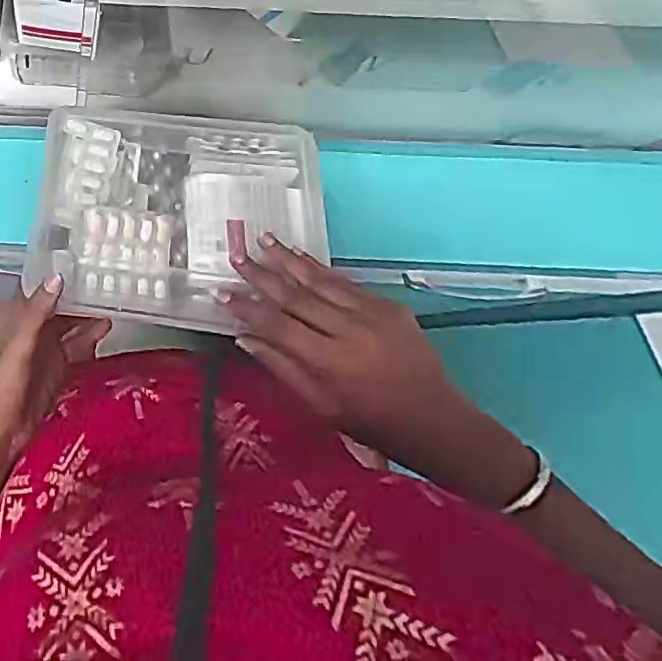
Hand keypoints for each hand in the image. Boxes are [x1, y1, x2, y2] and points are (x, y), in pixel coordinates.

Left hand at [0, 276, 110, 490]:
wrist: (2, 436)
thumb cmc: (3, 388)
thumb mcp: (20, 345)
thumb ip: (38, 312)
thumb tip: (57, 277)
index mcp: (20, 324)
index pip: (41, 293)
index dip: (56, 278)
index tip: (79, 261)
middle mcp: (34, 336)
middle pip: (60, 311)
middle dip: (79, 298)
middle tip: (105, 284)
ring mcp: (47, 356)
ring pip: (71, 330)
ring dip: (89, 319)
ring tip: (112, 305)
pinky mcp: (59, 375)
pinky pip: (78, 352)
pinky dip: (91, 342)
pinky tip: (106, 334)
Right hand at [223, 236, 537, 506]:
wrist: (437, 421)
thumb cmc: (372, 422)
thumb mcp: (321, 405)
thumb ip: (282, 367)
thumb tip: (244, 336)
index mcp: (331, 362)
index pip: (277, 325)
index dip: (247, 308)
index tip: (223, 293)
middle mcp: (350, 331)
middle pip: (295, 296)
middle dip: (262, 275)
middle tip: (236, 256)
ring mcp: (373, 315)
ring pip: (320, 280)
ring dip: (288, 259)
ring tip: (264, 240)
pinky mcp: (389, 306)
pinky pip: (345, 283)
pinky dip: (319, 268)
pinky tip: (299, 256)